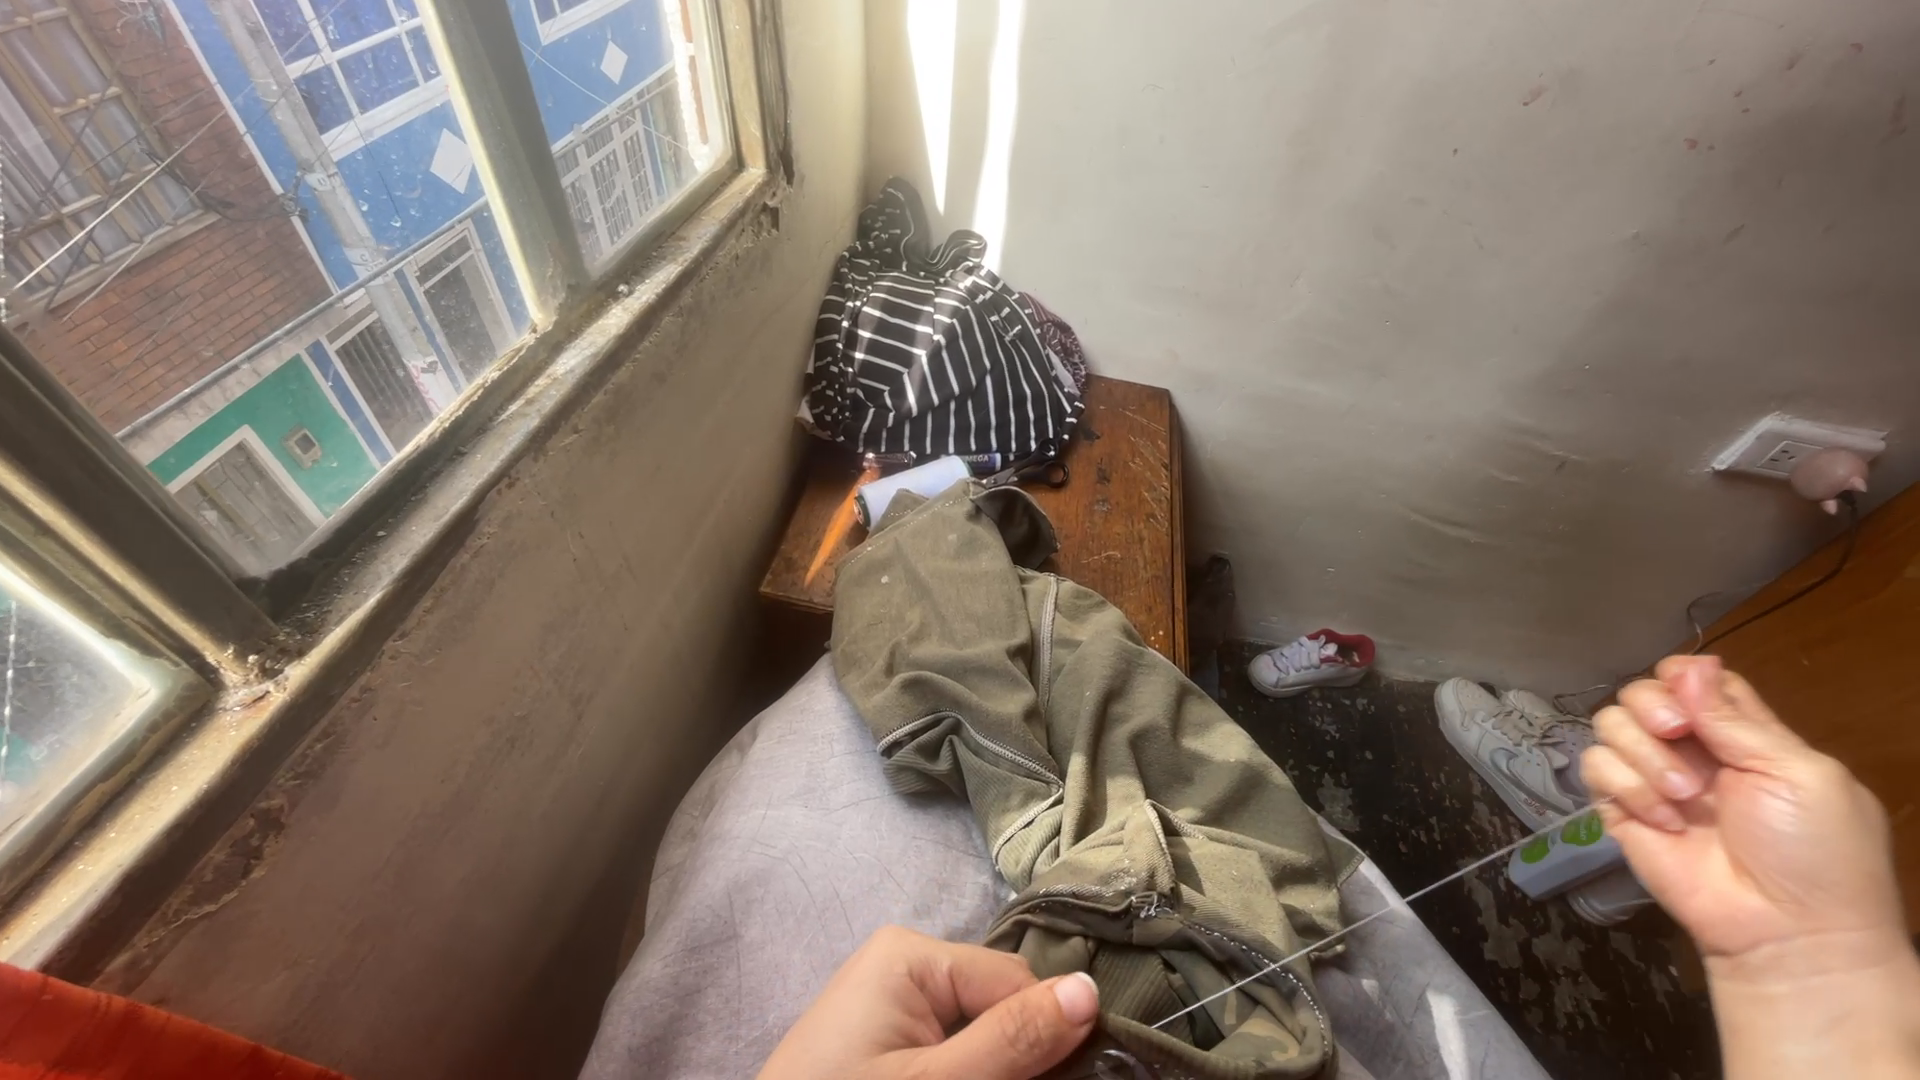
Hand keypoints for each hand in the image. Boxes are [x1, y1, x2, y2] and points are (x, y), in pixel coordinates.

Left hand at [756, 926, 1099, 1079]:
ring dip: (995, 1066)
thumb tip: (1089, 988)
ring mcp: (891, 1000)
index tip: (1076, 1077)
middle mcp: (903, 961)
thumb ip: (1012, 1040)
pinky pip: (946, 1044)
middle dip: (1018, 1053)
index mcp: (911, 953)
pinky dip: (964, 1071)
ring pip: (978, 1030)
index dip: (1047, 1032)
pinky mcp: (884, 1037)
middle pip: (997, 1003)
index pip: (1014, 980)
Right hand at [1581, 655, 1906, 969]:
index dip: (1682, 675)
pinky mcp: (1616, 803)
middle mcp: (1690, 748)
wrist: (1784, 927)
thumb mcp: (1799, 776)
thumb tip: (1692, 666)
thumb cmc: (1815, 851)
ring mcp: (1649, 775)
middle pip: (1641, 693)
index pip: (1695, 680)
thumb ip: (1738, 720)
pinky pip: (1596, 767)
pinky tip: (1663, 821)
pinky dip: (1628, 790)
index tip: (1687, 691)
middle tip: (1674, 733)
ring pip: (1609, 724)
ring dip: (1644, 756)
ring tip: (1683, 798)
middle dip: (1651, 706)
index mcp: (1742, 734)